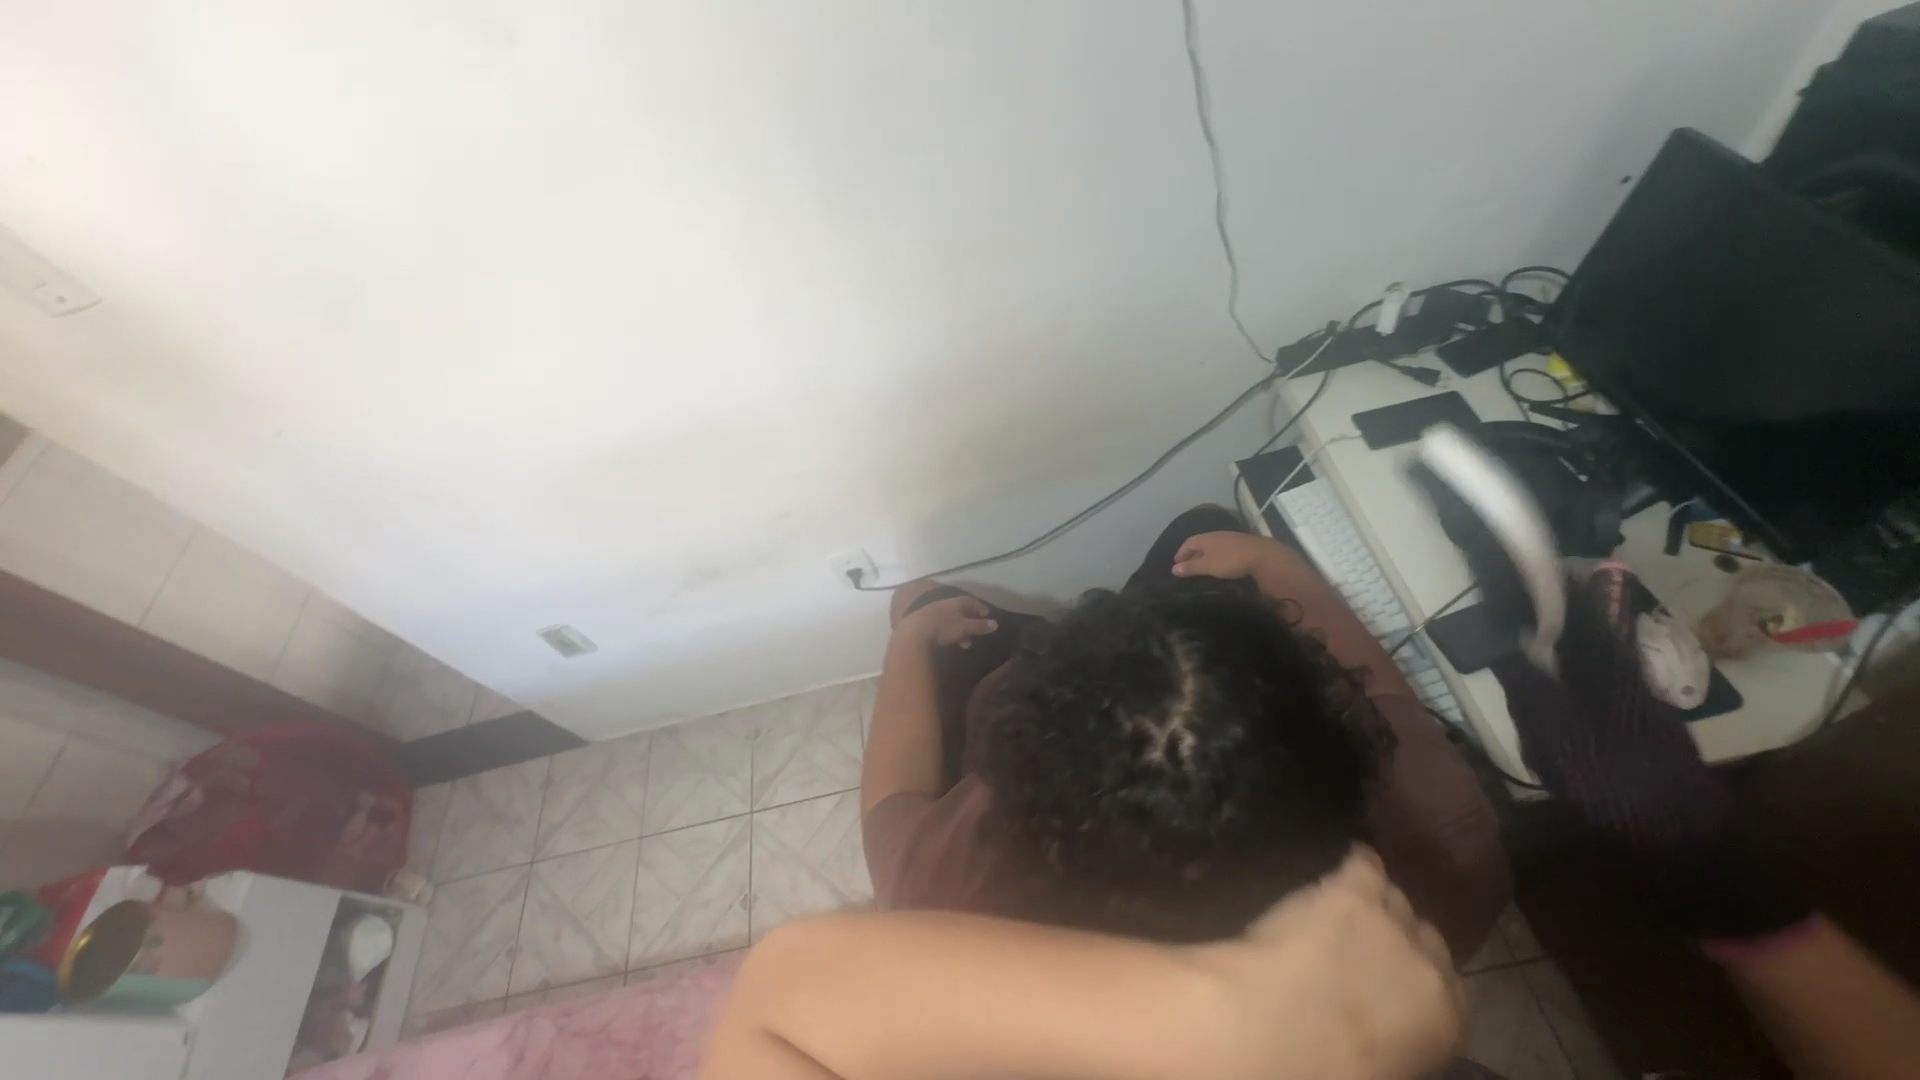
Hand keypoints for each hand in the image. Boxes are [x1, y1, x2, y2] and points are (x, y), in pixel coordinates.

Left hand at [895, 594, 998, 648]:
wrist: (913, 633)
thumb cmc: (942, 627)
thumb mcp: (964, 627)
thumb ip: (979, 626)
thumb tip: (995, 624)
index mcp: (954, 602)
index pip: (970, 601)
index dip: (979, 607)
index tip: (987, 614)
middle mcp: (943, 605)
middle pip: (959, 611)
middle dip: (969, 621)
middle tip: (976, 631)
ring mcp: (931, 614)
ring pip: (949, 620)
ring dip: (958, 630)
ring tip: (965, 643)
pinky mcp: (922, 624)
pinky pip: (940, 627)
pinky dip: (948, 634)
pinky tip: (948, 643)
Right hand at [1171, 530, 1285, 581]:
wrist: (1262, 555)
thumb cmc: (1230, 560)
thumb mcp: (1208, 566)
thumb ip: (1191, 567)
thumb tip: (1173, 569)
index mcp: (1205, 538)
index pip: (1188, 543)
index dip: (1180, 553)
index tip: (1176, 565)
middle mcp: (1216, 535)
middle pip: (1199, 543)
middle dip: (1192, 554)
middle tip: (1187, 567)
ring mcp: (1230, 539)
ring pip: (1212, 546)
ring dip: (1205, 555)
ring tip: (1202, 567)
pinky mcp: (1241, 545)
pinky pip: (1222, 549)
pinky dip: (1216, 557)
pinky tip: (1219, 564)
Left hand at [1180, 848, 1464, 1079]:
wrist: (1281, 1027)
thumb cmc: (1326, 1065)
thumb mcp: (1384, 1062)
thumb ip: (1399, 1038)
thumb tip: (1385, 1030)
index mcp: (1445, 1022)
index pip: (1452, 992)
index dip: (1423, 981)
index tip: (1400, 981)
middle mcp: (1429, 966)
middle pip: (1427, 938)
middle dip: (1402, 941)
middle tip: (1370, 946)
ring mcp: (1389, 923)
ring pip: (1394, 899)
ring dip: (1377, 905)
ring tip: (1353, 909)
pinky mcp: (1350, 891)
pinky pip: (1365, 866)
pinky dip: (1360, 861)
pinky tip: (1356, 855)